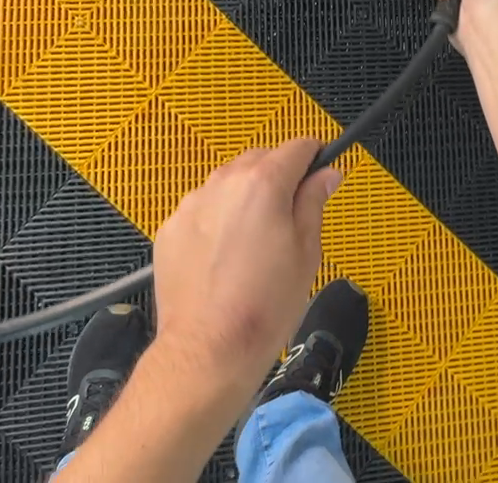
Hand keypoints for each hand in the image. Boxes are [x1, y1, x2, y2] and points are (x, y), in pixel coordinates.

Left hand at [151, 139, 340, 391]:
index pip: (297, 147)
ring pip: (229, 182)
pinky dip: (216, 220)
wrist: (207, 350)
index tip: (319, 177)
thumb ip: (314, 202)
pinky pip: (203, 209)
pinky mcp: (171, 227)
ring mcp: (192, 203)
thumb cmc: (266, 306)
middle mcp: (225, 182)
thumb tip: (326, 174)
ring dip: (245, 196)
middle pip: (260, 159)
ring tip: (253, 243)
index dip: (314, 158)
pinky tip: (223, 258)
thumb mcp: (306, 252)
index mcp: (264, 183)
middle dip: (279, 177)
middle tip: (288, 219)